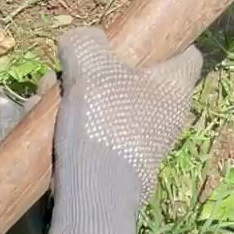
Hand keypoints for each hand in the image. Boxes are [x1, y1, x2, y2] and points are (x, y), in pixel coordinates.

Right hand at [34, 28, 202, 233]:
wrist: (94, 195)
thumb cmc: (104, 123)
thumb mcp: (90, 68)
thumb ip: (85, 43)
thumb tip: (80, 39)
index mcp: (175, 87)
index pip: (186, 53)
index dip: (161, 41)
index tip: (132, 39)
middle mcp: (168, 114)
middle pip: (134, 76)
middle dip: (97, 70)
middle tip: (71, 71)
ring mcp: (145, 140)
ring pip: (110, 101)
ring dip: (78, 95)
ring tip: (48, 98)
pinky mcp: (121, 161)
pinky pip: (99, 128)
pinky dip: (75, 122)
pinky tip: (47, 122)